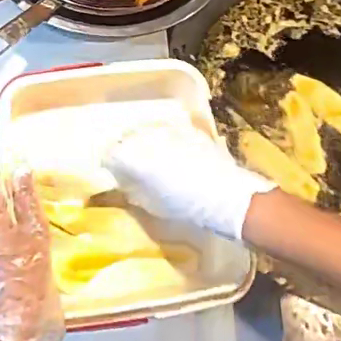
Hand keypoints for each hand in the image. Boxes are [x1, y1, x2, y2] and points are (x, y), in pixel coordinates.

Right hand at [103, 123, 271, 239]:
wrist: (229, 198)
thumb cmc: (189, 208)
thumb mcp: (154, 205)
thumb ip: (135, 190)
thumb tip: (124, 182)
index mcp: (137, 159)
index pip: (112, 153)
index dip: (111, 162)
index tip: (112, 170)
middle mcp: (151, 139)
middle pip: (129, 139)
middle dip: (127, 149)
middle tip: (129, 164)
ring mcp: (172, 132)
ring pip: (149, 133)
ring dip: (146, 143)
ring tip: (150, 157)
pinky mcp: (190, 132)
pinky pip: (169, 133)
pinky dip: (166, 141)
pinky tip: (172, 153)